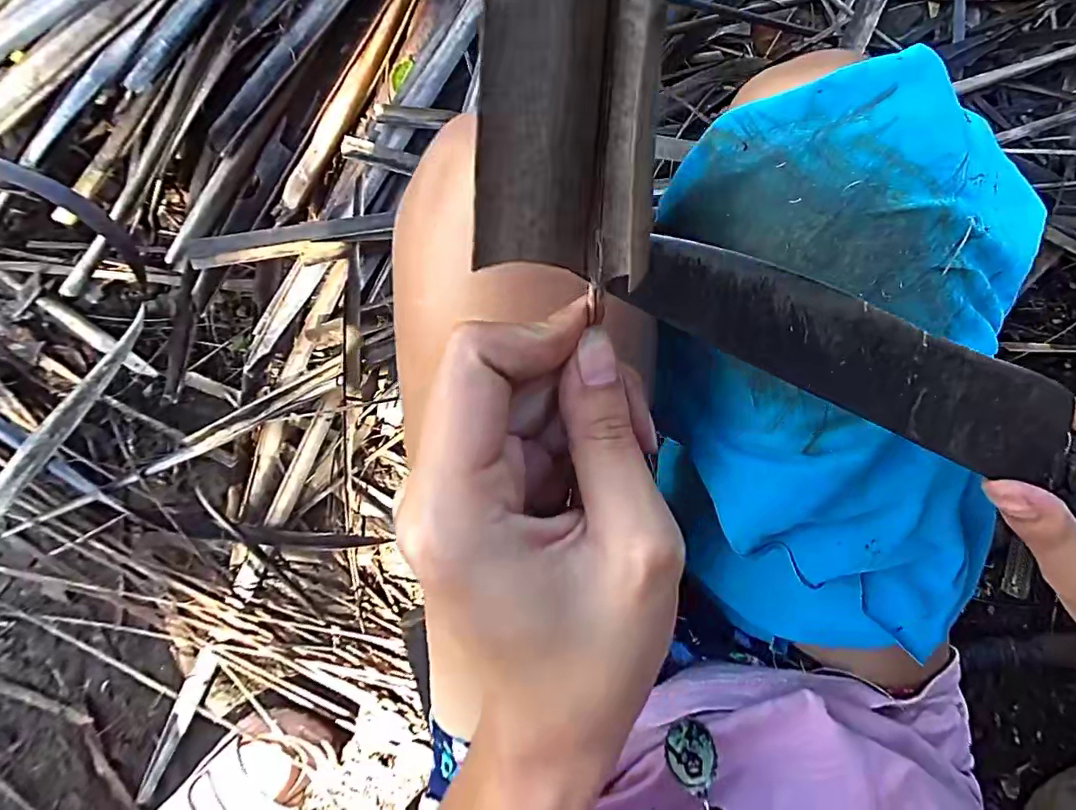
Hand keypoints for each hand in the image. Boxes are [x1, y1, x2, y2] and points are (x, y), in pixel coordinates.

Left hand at [396, 300, 682, 804]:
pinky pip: (524, 432)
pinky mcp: (473, 497)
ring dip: (582, 411)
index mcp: (455, 503)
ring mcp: (450, 492)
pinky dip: (573, 438)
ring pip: (519, 399)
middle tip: (640, 431)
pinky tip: (607, 477)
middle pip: (501, 376)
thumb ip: (612, 435)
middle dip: (577, 384)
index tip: (601, 347)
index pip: (473, 362)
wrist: (551, 739)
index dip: (540, 336)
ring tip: (631, 462)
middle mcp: (434, 489)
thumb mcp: (636, 543)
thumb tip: (595, 348)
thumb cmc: (595, 663)